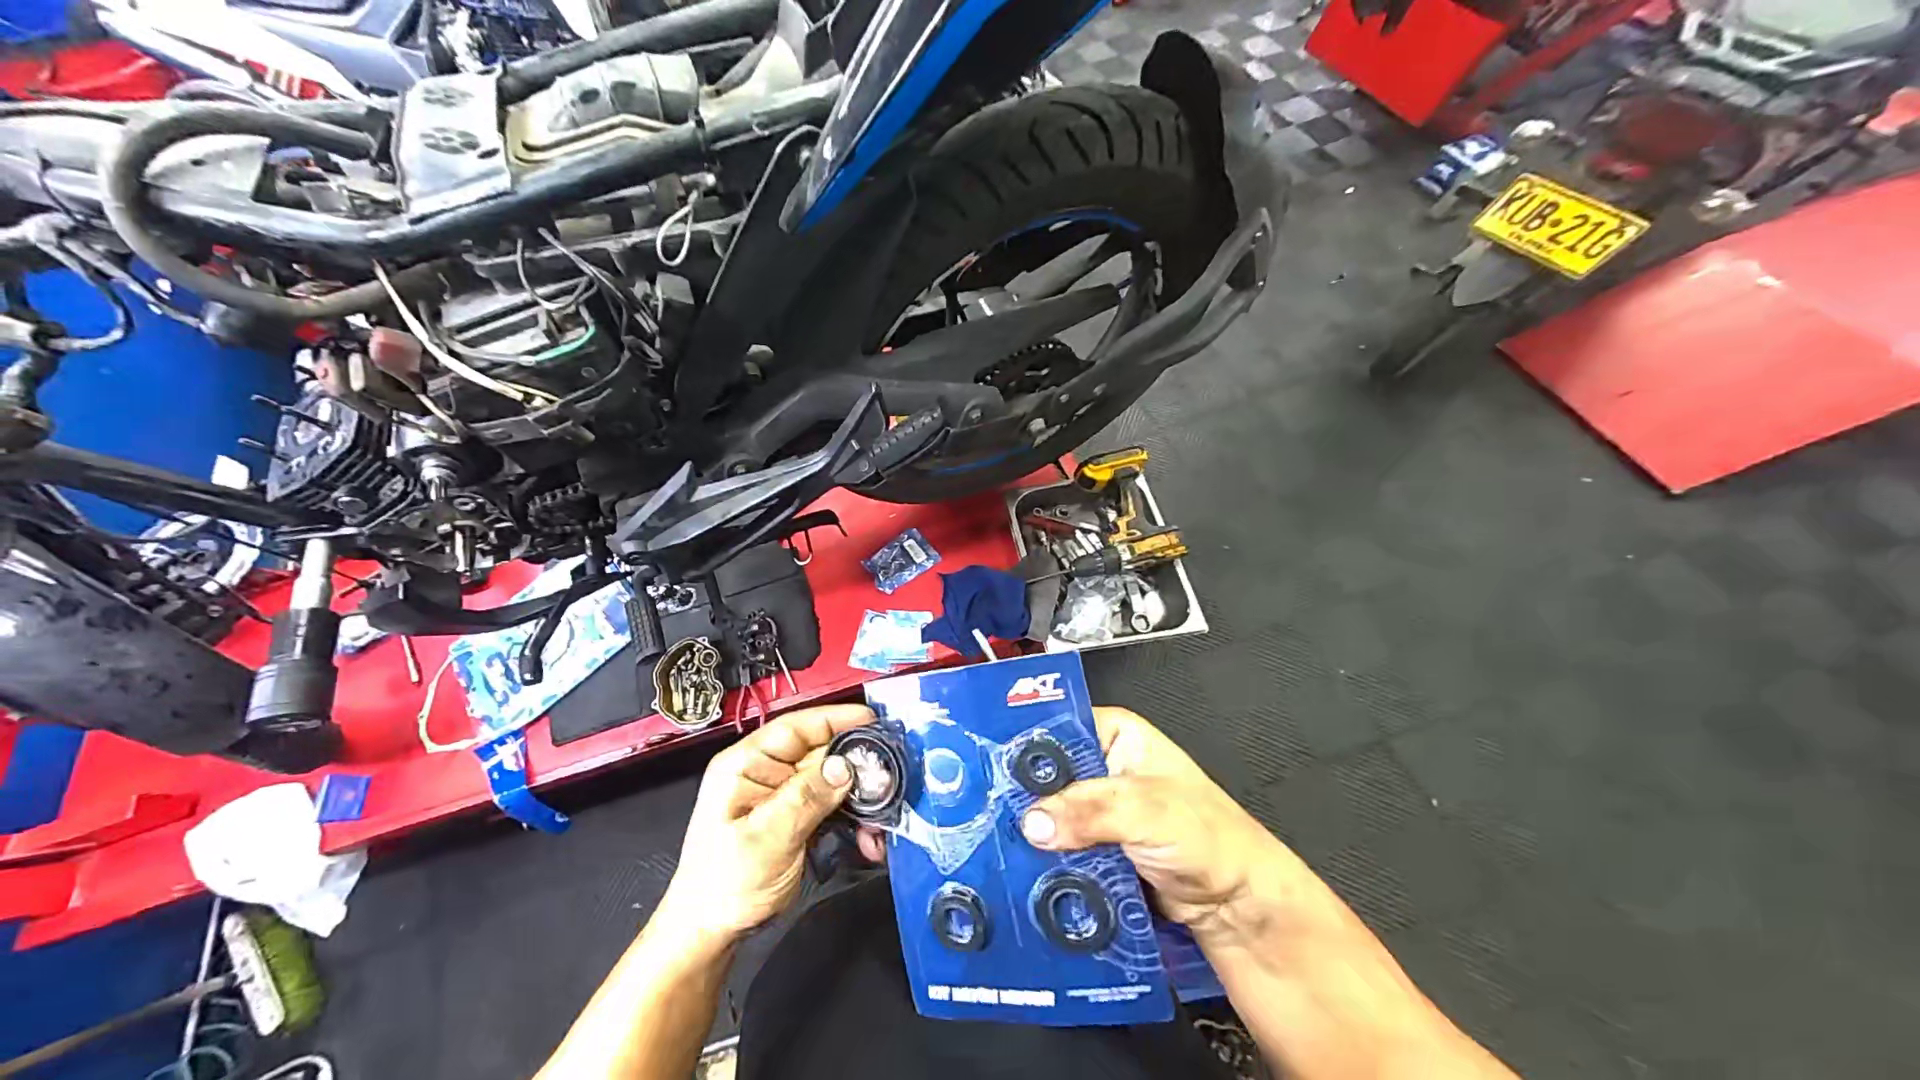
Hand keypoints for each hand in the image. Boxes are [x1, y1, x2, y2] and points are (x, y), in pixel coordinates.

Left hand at [653, 704, 873, 945]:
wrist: (713, 931)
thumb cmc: (722, 886)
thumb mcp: (764, 839)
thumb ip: (804, 799)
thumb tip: (844, 766)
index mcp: (745, 765)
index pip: (796, 728)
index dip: (835, 719)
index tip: (871, 720)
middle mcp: (766, 773)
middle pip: (822, 752)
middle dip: (857, 763)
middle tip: (887, 775)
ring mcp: (784, 796)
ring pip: (834, 779)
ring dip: (860, 796)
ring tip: (880, 814)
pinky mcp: (799, 818)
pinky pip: (835, 806)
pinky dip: (855, 818)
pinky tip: (868, 836)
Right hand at [1019, 706, 1285, 934]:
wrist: (1236, 906)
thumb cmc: (1214, 840)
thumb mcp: (1150, 810)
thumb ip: (1092, 810)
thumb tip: (1036, 820)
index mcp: (1115, 735)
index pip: (1055, 726)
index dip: (1024, 746)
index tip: (992, 768)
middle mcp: (1101, 766)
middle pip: (1045, 773)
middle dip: (1023, 796)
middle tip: (995, 812)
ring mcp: (1096, 809)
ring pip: (1048, 814)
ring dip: (1033, 832)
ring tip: (1005, 844)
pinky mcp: (1093, 846)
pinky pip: (1056, 846)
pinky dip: (1044, 858)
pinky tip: (1028, 868)